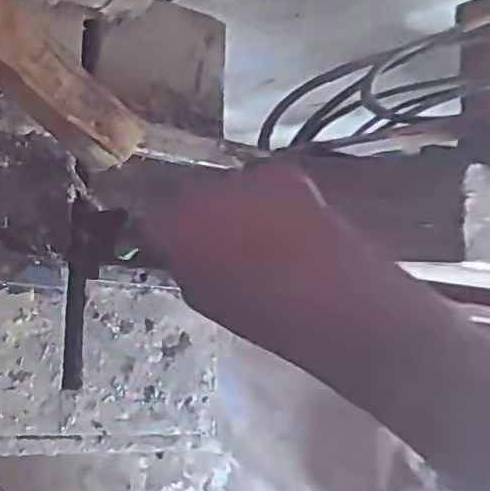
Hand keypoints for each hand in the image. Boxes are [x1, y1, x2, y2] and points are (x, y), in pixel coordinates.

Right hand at [101, 159, 428, 360]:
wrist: (345, 307)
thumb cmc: (263, 315)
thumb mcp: (201, 295)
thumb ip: (181, 263)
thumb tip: (176, 250)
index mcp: (172, 224)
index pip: (145, 220)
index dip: (150, 235)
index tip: (156, 248)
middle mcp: (201, 192)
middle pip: (180, 197)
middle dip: (185, 215)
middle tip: (196, 242)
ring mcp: (246, 178)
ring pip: (218, 188)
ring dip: (222, 207)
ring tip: (239, 236)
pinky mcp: (287, 175)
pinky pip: (256, 184)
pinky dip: (257, 200)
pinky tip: (270, 226)